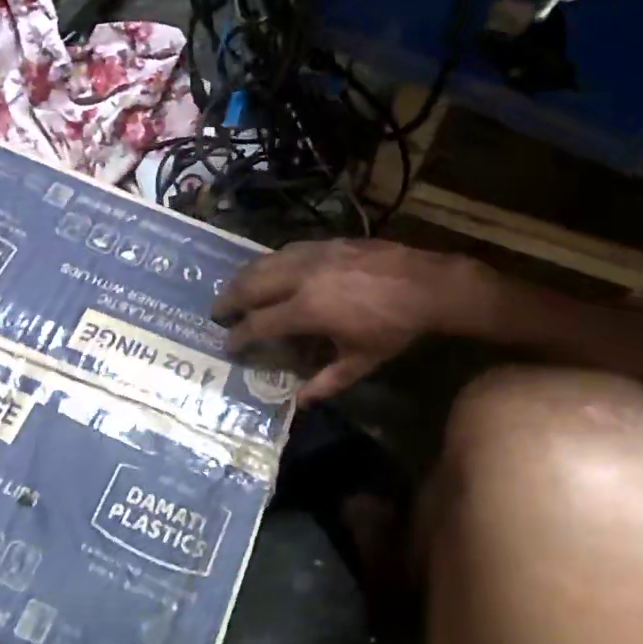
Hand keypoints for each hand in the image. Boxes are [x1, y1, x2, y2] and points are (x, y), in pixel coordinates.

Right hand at [213, 240, 492, 402]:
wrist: (426, 283)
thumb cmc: (394, 327)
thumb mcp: (362, 362)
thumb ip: (327, 382)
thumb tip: (300, 402)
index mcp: (307, 309)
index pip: (259, 323)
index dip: (239, 336)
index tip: (227, 345)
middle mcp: (300, 277)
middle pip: (251, 285)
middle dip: (229, 300)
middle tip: (216, 313)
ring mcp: (312, 254)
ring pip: (263, 262)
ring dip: (243, 277)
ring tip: (234, 290)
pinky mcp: (325, 242)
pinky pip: (284, 250)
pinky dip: (268, 262)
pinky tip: (268, 269)